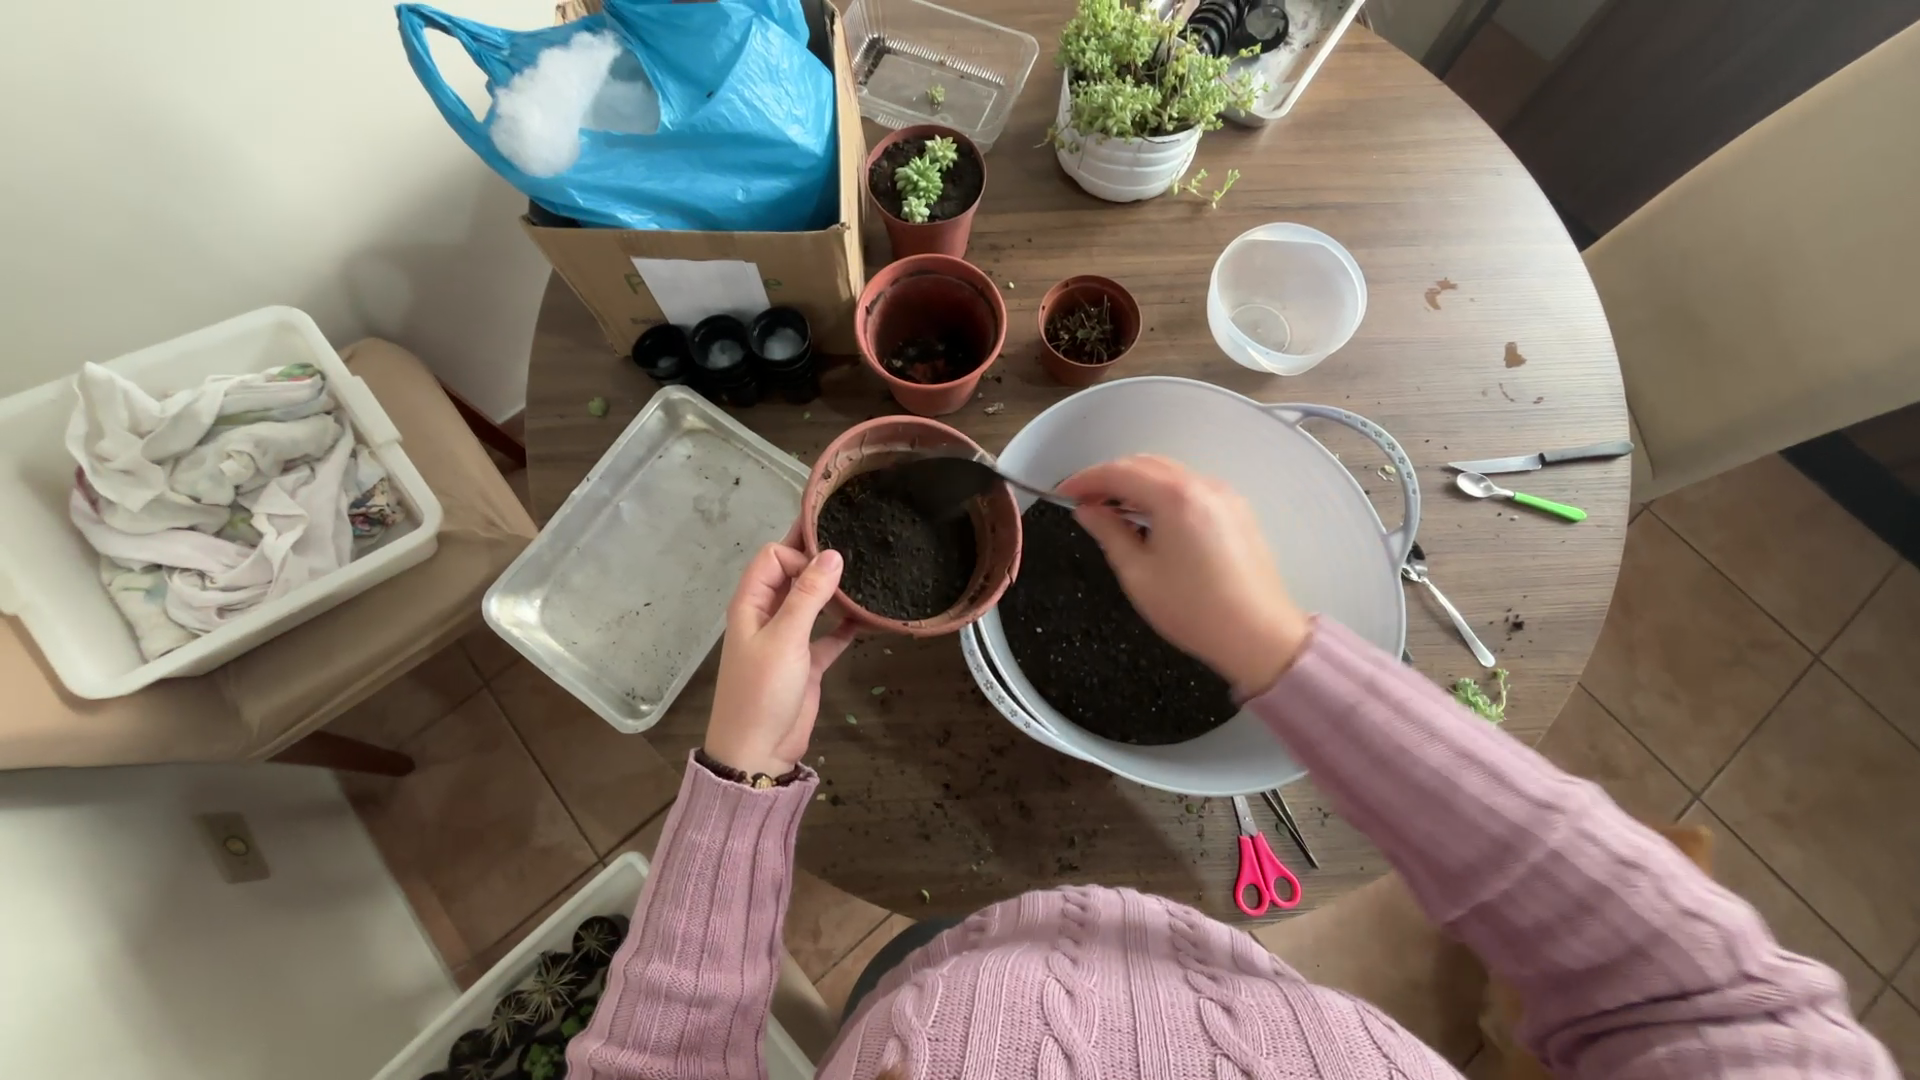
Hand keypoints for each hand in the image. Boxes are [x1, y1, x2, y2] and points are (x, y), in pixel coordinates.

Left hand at [705, 542, 857, 776]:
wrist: (757, 752)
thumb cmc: (762, 690)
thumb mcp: (785, 638)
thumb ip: (808, 595)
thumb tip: (833, 554)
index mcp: (751, 604)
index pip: (773, 558)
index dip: (799, 555)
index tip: (830, 563)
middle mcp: (768, 615)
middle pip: (792, 575)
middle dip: (817, 561)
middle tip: (856, 546)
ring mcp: (788, 639)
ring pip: (812, 603)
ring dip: (834, 592)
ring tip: (866, 578)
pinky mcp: (807, 662)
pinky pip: (828, 635)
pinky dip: (844, 626)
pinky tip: (868, 618)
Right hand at [1057, 455, 1310, 697]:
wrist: (1258, 636)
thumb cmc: (1194, 610)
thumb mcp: (1138, 573)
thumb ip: (1109, 533)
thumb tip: (1088, 511)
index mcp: (1176, 498)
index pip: (1120, 472)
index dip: (1086, 480)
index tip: (1064, 493)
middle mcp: (1203, 486)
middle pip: (1145, 464)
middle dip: (1110, 477)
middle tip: (1084, 501)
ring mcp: (1224, 496)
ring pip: (1169, 472)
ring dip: (1136, 483)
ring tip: (1111, 510)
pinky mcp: (1235, 510)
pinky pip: (1190, 487)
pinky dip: (1162, 492)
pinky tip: (1148, 517)